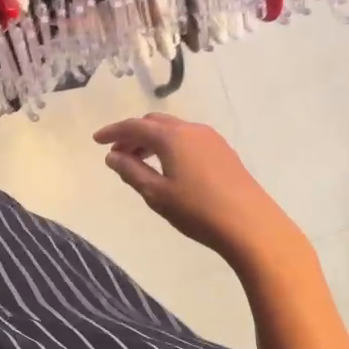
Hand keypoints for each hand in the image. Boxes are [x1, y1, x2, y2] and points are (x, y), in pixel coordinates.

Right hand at [93, 114, 308, 270]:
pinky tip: (168, 167)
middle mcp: (191, 130)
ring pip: (173, 130)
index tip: (96, 140)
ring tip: (139, 163)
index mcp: (171, 137)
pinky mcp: (224, 152)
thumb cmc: (198, 210)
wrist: (252, 226)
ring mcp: (211, 139)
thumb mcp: (156, 194)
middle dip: (132, 135)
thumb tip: (112, 157)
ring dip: (152, 141)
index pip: (134, 126)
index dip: (113, 132)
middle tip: (118, 155)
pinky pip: (188, 139)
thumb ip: (131, 171)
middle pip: (154, 123)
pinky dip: (170, 146)